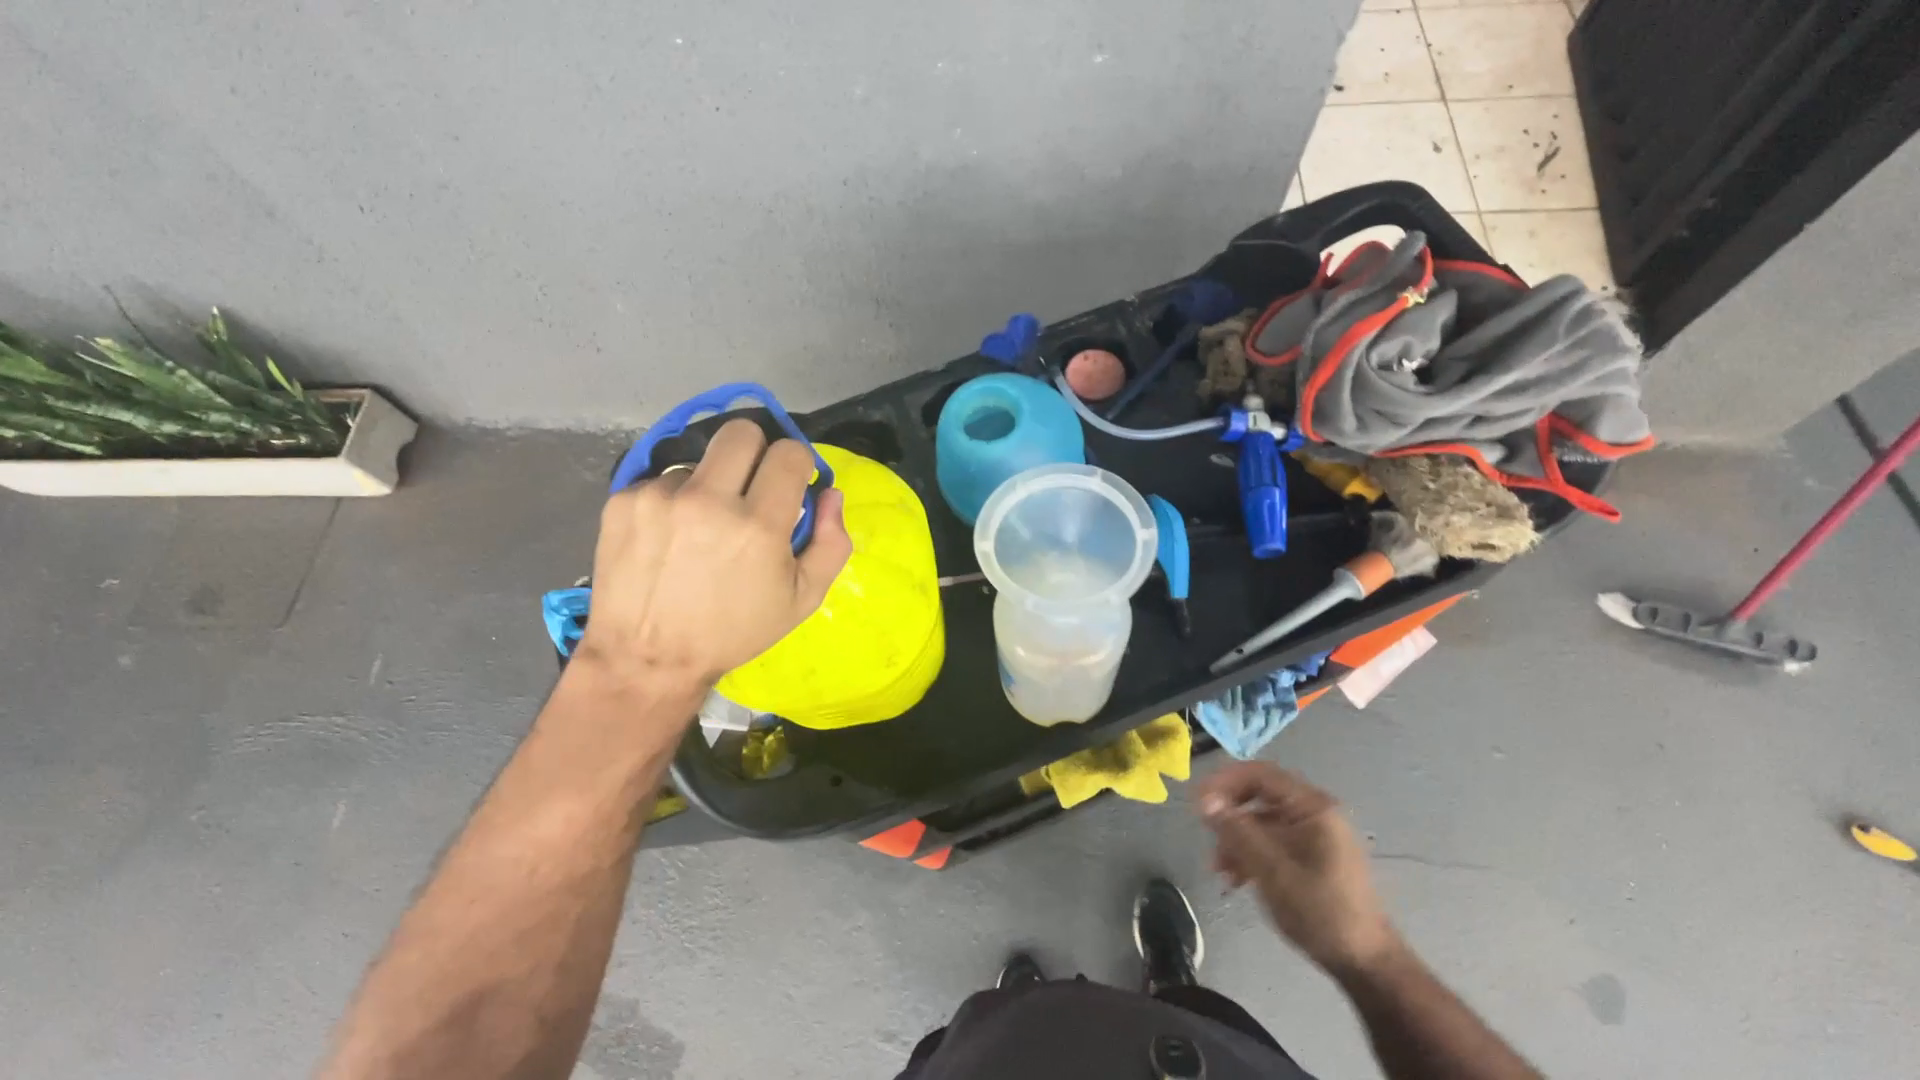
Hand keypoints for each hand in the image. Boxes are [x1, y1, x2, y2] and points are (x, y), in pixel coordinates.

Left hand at [576, 419, 852, 688]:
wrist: (647, 658)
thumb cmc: (733, 632)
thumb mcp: (802, 601)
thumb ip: (831, 543)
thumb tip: (829, 493)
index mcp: (759, 526)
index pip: (788, 452)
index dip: (796, 465)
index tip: (789, 484)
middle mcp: (709, 500)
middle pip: (741, 431)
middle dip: (754, 451)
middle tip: (750, 485)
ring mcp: (660, 497)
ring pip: (699, 460)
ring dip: (709, 484)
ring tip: (701, 528)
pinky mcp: (623, 500)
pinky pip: (662, 481)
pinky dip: (673, 502)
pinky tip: (669, 539)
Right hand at [1198, 762, 1399, 975]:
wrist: (1364, 961)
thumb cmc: (1320, 912)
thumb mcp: (1271, 871)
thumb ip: (1238, 831)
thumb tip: (1206, 799)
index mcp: (1313, 808)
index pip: (1260, 774)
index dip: (1225, 782)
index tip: (1198, 804)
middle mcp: (1315, 813)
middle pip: (1259, 797)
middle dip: (1229, 817)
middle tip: (1208, 839)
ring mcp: (1315, 835)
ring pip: (1262, 822)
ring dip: (1237, 840)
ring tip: (1220, 872)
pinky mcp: (1312, 856)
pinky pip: (1273, 842)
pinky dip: (1252, 854)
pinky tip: (1237, 880)